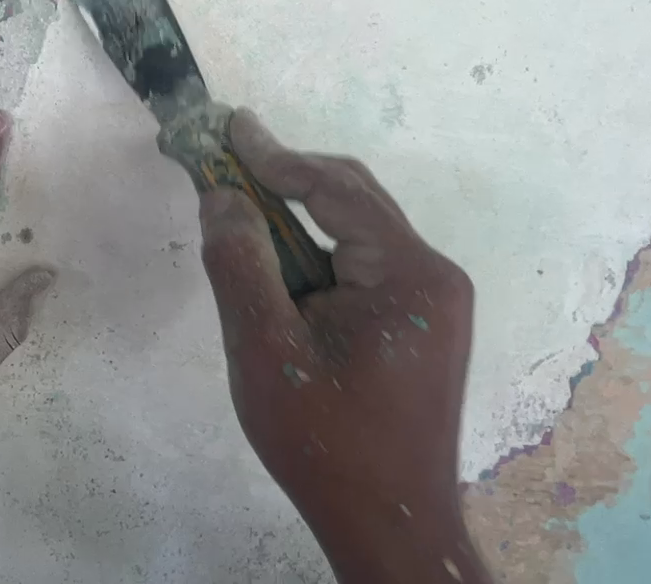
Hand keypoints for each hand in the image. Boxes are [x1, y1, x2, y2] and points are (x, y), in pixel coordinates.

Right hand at [200, 110, 486, 583]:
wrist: (387, 524)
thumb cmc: (324, 438)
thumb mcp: (264, 347)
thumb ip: (240, 261)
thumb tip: (221, 194)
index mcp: (408, 275)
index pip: (335, 190)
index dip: (274, 155)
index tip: (226, 126)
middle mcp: (429, 276)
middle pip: (350, 198)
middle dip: (283, 175)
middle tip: (223, 156)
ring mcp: (425, 299)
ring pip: (351, 227)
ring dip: (292, 210)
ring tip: (236, 199)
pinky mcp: (410, 321)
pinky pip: (354, 259)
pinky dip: (307, 245)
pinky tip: (271, 252)